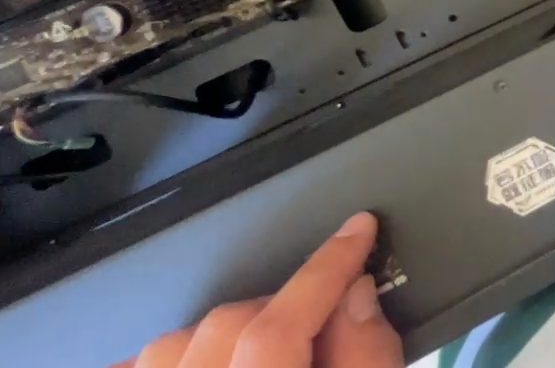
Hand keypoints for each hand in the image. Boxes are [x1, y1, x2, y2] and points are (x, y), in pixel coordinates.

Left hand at [118, 212, 402, 367]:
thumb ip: (368, 353)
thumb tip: (358, 291)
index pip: (276, 329)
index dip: (324, 269)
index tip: (360, 227)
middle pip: (226, 325)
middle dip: (285, 301)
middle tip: (330, 306)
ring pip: (171, 345)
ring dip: (225, 329)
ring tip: (271, 339)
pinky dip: (159, 356)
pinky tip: (193, 351)